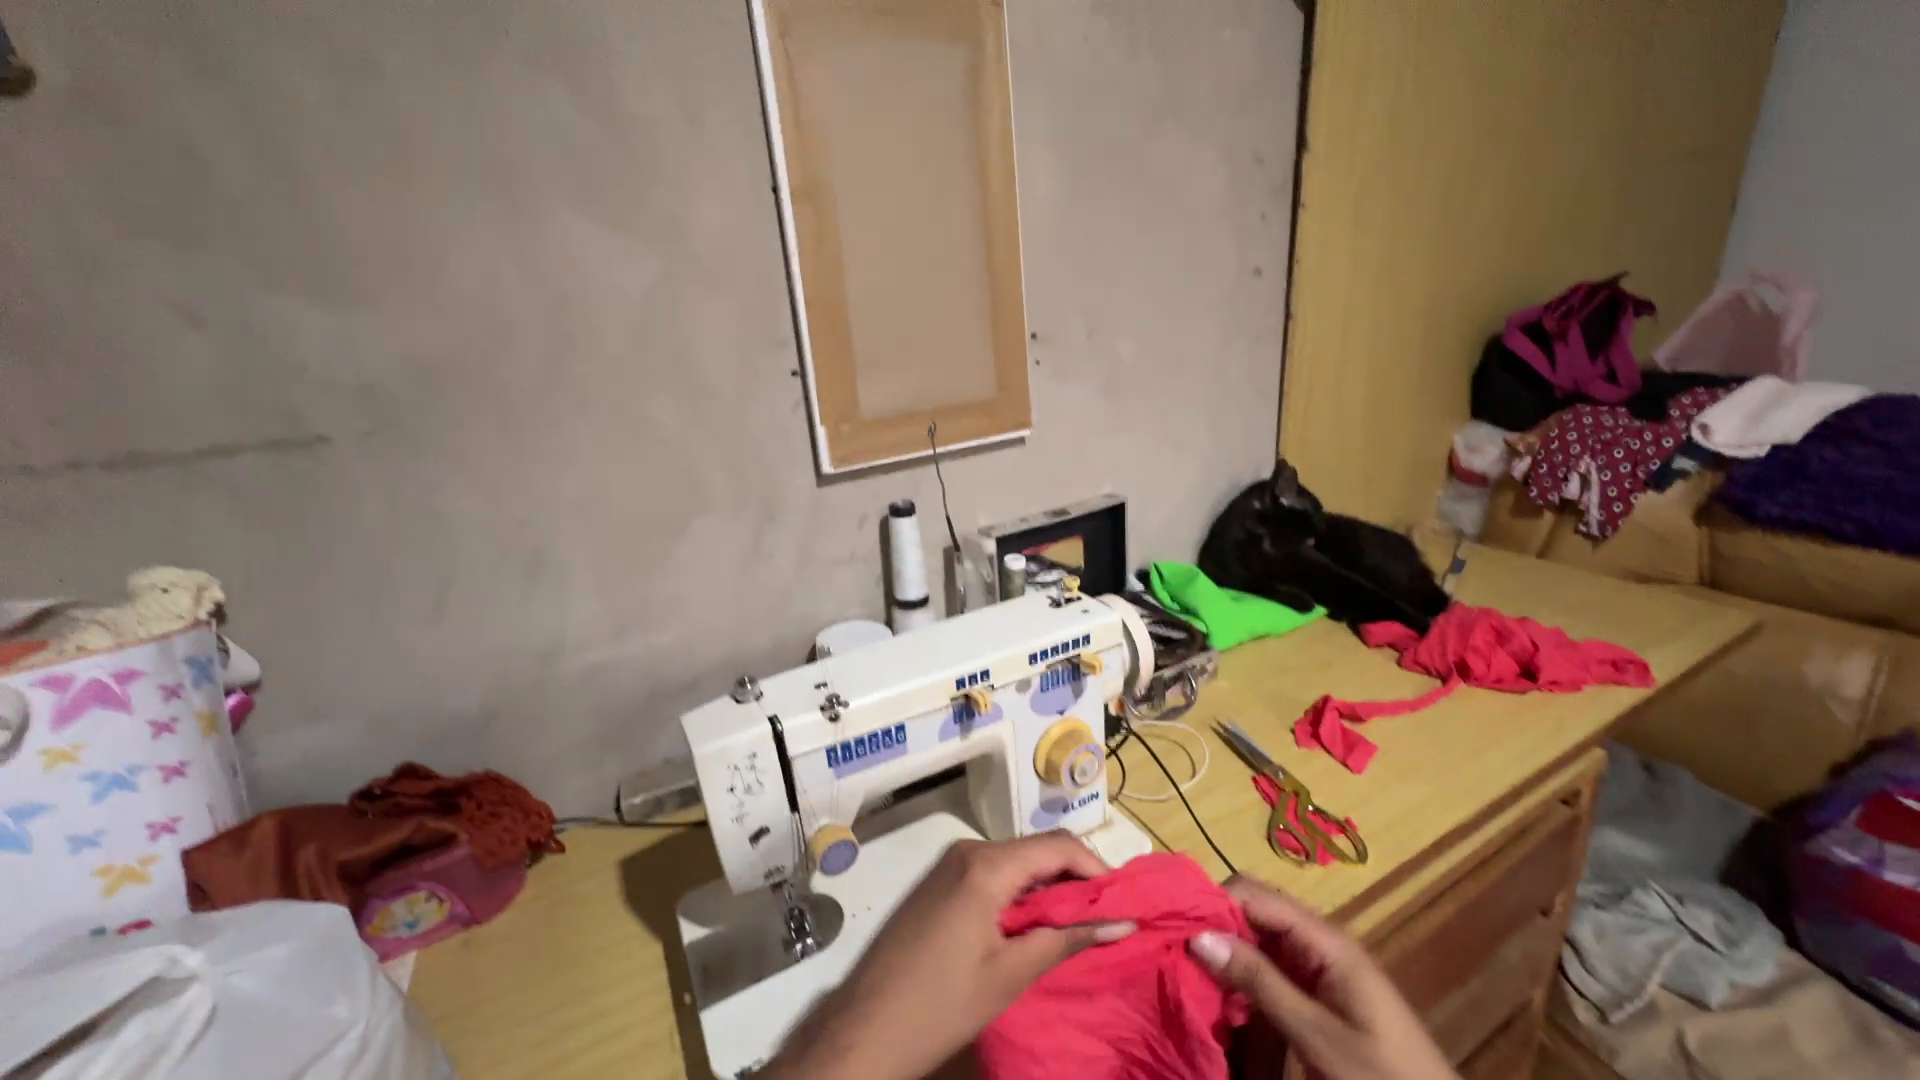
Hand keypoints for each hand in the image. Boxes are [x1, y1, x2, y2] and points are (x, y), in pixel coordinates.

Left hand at [763, 833, 1134, 1079]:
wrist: (867, 1027)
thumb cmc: (942, 1003)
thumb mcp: (1012, 973)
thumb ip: (1067, 938)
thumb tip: (1122, 922)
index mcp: (985, 864)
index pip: (1058, 845)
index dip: (1097, 869)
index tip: (1122, 903)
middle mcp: (967, 850)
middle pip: (1036, 849)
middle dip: (1074, 879)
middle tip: (1104, 918)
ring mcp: (948, 864)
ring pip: (1016, 862)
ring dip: (1048, 888)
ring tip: (1075, 926)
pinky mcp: (938, 883)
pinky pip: (992, 874)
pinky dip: (1019, 893)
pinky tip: (1033, 926)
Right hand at [1188, 876, 1456, 1079]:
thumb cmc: (1381, 1077)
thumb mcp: (1317, 1034)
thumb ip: (1259, 982)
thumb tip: (1199, 935)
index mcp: (1326, 940)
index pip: (1256, 894)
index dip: (1212, 900)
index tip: (1170, 923)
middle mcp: (1319, 942)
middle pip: (1254, 909)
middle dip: (1214, 921)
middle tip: (1172, 947)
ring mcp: (1318, 967)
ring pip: (1257, 937)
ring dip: (1223, 947)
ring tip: (1184, 966)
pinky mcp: (1316, 992)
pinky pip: (1268, 966)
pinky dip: (1239, 973)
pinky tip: (1216, 992)